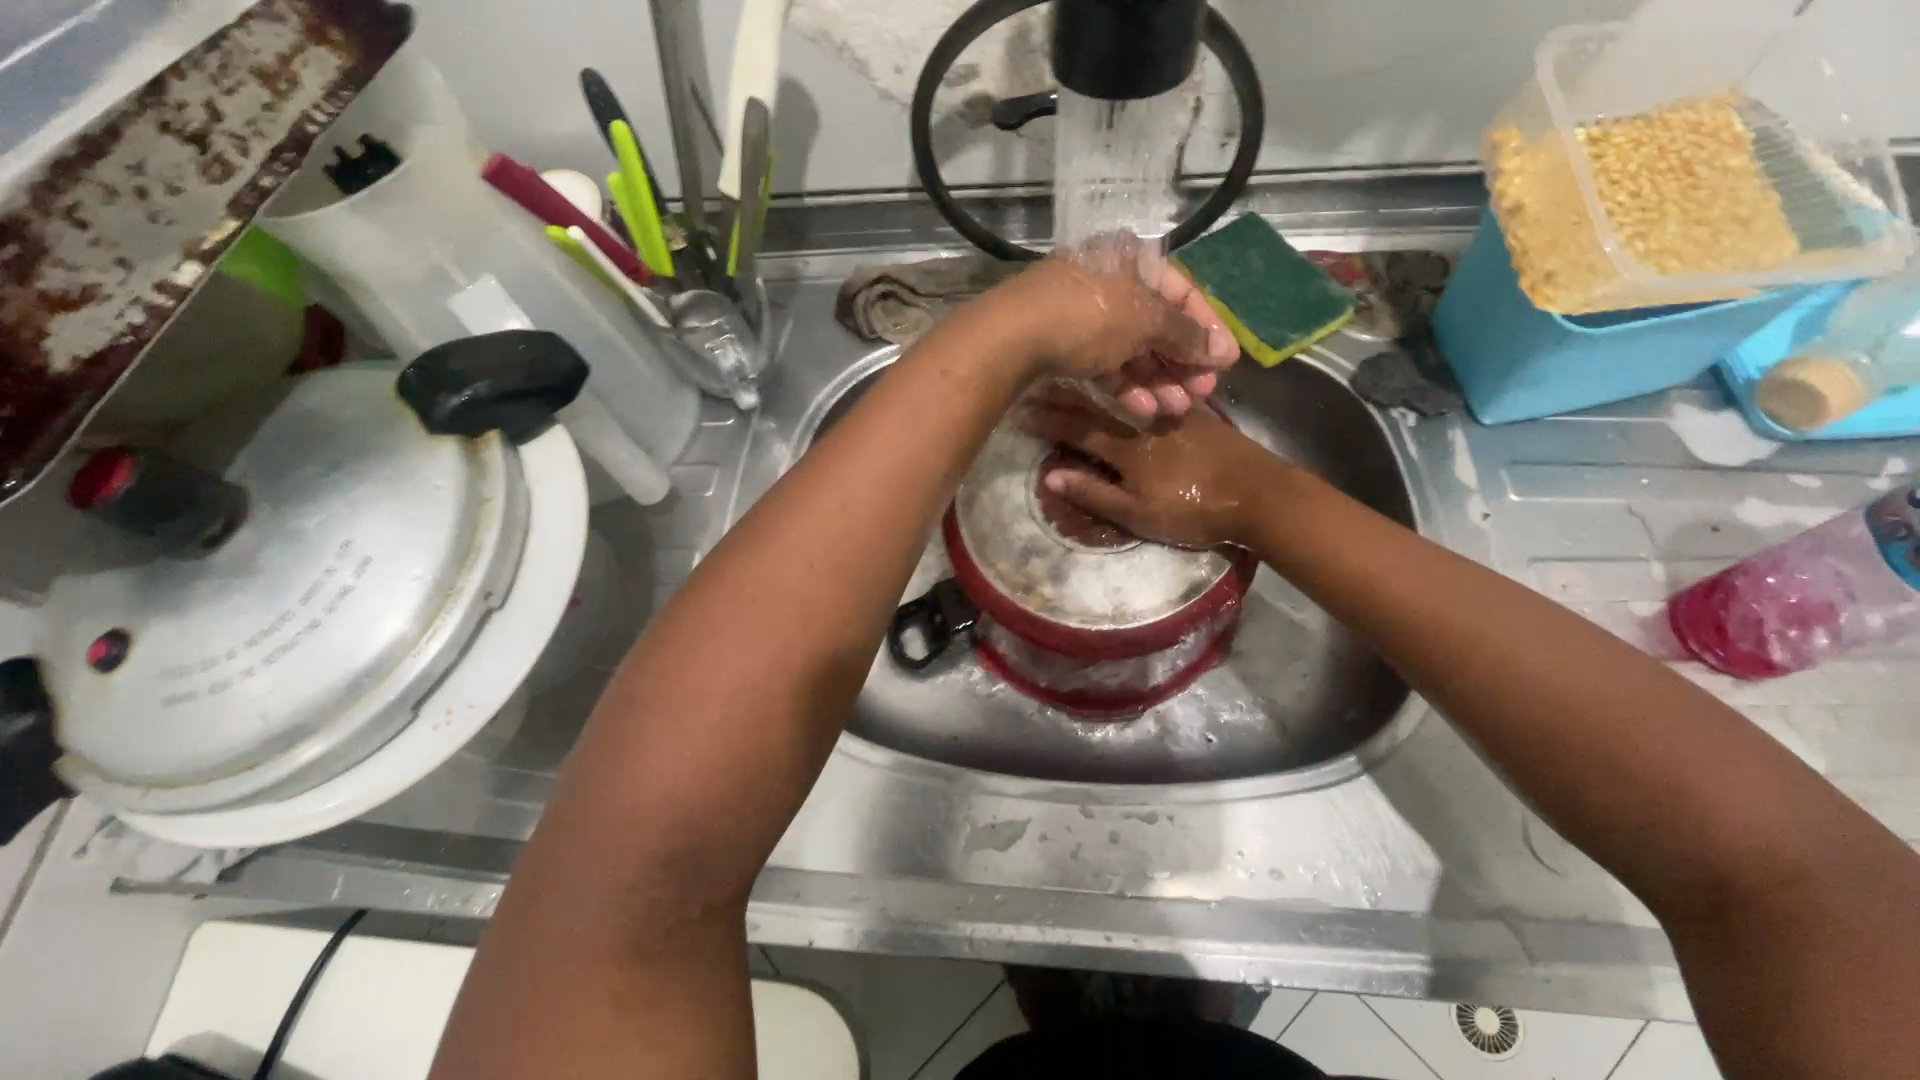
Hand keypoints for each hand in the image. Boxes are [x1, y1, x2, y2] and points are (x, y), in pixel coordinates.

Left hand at [985, 239, 1238, 417]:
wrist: (1009, 338)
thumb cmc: (1087, 318)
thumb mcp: (1145, 321)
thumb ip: (1186, 335)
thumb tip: (1221, 351)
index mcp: (1130, 259)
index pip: (1183, 291)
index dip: (1207, 328)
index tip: (1225, 364)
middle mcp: (1107, 281)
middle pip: (1156, 323)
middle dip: (1181, 362)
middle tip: (1201, 395)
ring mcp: (1080, 314)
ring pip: (1130, 348)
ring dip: (1157, 380)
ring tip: (1175, 410)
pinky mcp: (1060, 344)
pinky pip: (1103, 363)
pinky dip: (1124, 385)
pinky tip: (1142, 410)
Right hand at [1021, 389, 1284, 548]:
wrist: (1259, 495)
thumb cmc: (1193, 510)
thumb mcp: (1137, 513)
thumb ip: (1094, 493)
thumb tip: (1049, 477)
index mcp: (1126, 447)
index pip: (1076, 430)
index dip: (1048, 422)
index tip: (1021, 410)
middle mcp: (1146, 422)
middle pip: (1098, 405)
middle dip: (1065, 395)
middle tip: (1039, 382)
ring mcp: (1175, 414)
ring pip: (1129, 393)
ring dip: (1099, 384)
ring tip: (1078, 374)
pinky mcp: (1199, 414)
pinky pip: (1160, 391)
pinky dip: (1140, 385)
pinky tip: (1135, 377)